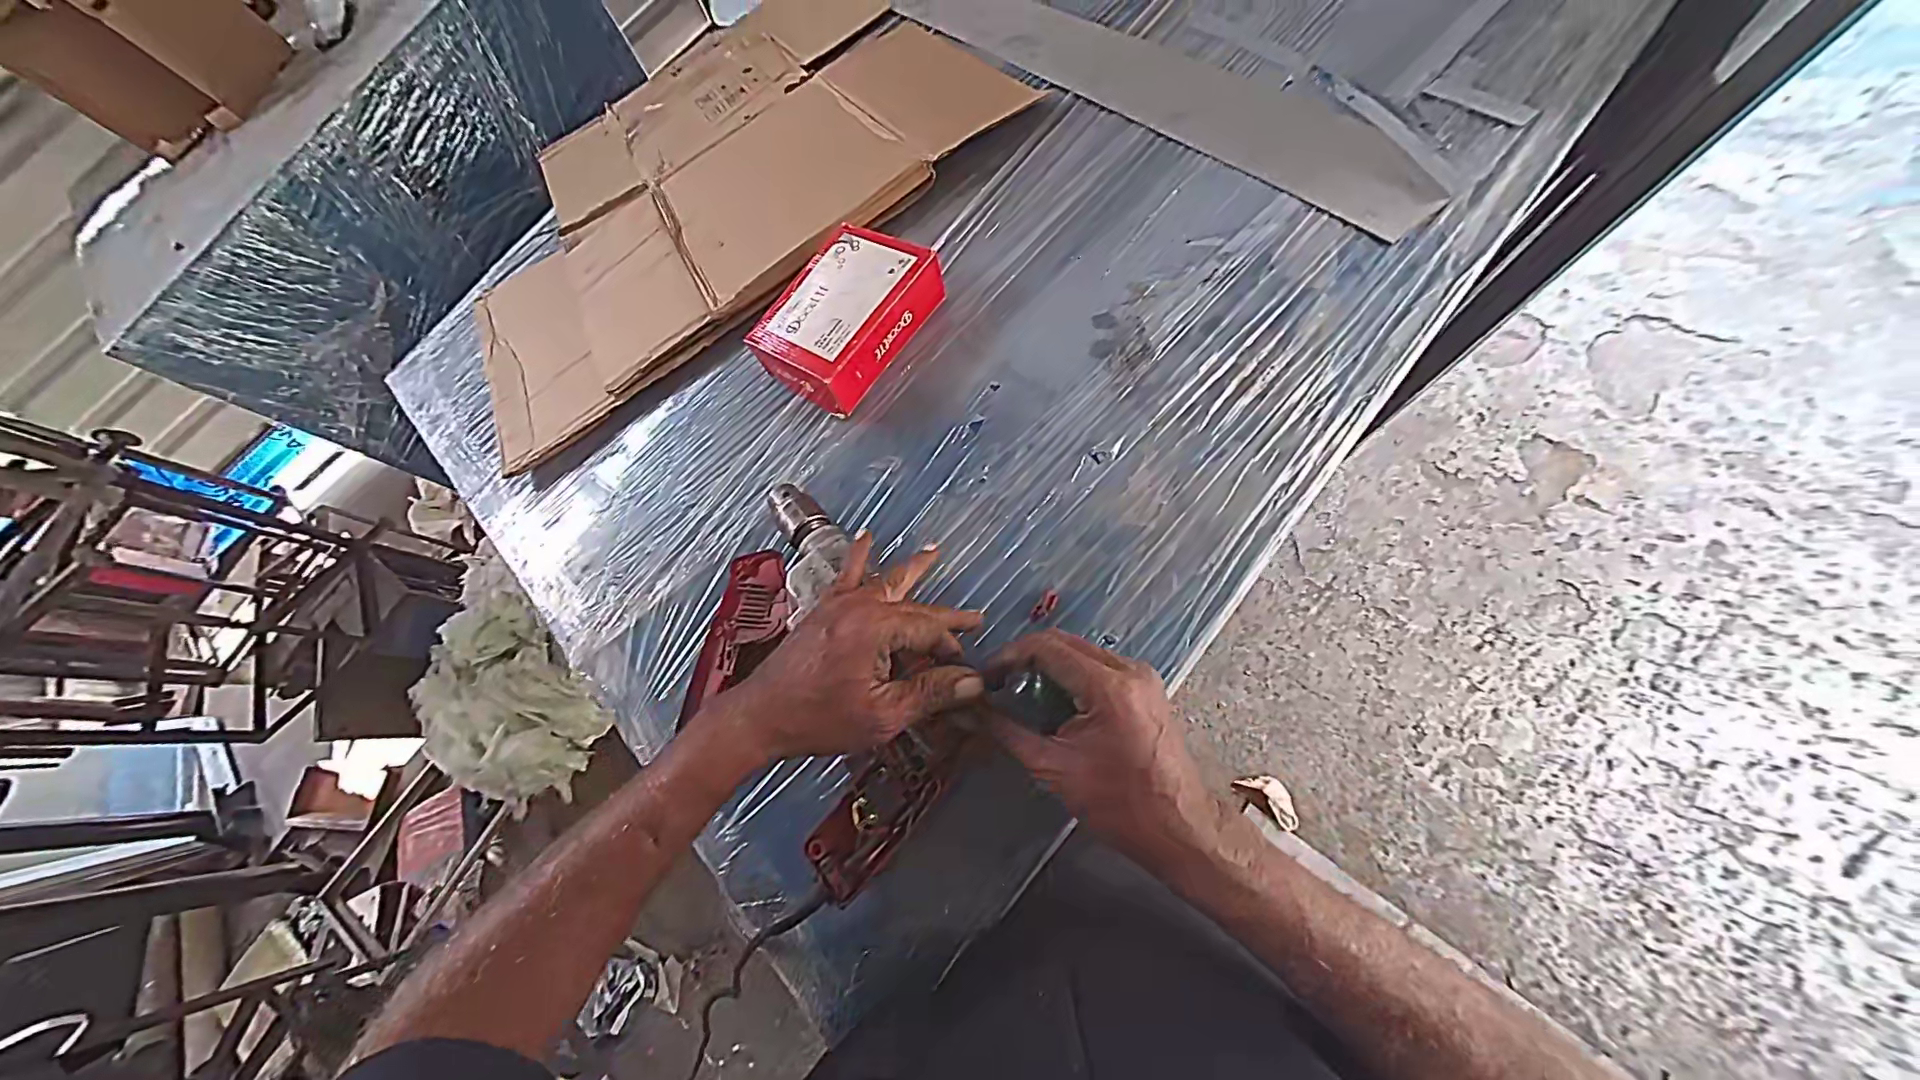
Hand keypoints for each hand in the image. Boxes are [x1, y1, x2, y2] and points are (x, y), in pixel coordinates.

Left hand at [720, 532, 984, 761]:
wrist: (760, 715)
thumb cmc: (818, 718)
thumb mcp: (883, 715)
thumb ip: (930, 693)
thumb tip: (970, 682)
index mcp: (877, 629)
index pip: (930, 631)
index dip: (951, 651)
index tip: (963, 672)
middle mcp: (860, 607)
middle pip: (915, 606)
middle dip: (945, 617)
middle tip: (973, 618)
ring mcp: (840, 604)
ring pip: (887, 581)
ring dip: (913, 569)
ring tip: (934, 551)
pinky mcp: (824, 609)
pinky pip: (847, 574)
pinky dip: (860, 555)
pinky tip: (866, 538)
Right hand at [985, 630, 1232, 874]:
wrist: (1180, 829)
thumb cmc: (1118, 805)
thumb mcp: (1053, 768)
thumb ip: (1008, 731)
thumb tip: (975, 709)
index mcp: (1108, 687)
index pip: (1047, 647)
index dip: (1009, 656)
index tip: (987, 677)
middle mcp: (1130, 670)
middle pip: (1064, 643)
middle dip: (1026, 658)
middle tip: (999, 683)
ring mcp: (1142, 676)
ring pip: (1081, 652)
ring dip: (1048, 666)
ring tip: (1022, 693)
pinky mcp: (1146, 688)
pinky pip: (1098, 666)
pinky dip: (1071, 676)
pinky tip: (1054, 702)